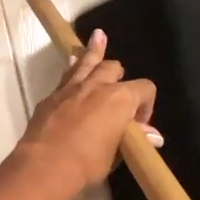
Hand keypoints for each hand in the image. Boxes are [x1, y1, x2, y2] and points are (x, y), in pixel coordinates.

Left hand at [13, 30, 158, 192]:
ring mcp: (71, 87)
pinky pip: (66, 74)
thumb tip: (153, 137)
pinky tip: (72, 62)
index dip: (146, 105)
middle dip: (119, 76)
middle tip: (120, 87)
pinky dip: (73, 67)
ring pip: (86, 62)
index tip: (139, 125)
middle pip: (113, 68)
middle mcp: (96, 85)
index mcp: (120, 98)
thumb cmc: (88, 162)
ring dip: (94, 51)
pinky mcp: (51, 95)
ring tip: (98, 35)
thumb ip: (133, 139)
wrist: (46, 164)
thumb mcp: (117, 154)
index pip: (144, 88)